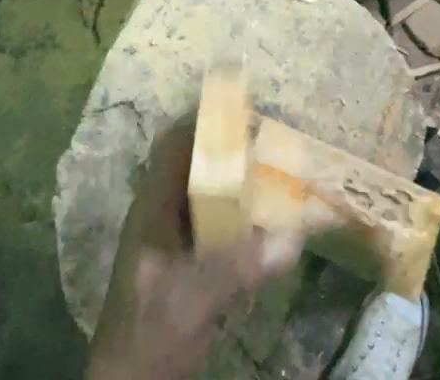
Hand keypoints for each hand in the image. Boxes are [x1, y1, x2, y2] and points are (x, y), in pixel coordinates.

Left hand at [85, 119, 305, 379]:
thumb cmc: (149, 330)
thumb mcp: (190, 297)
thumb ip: (235, 266)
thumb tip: (290, 238)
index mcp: (152, 207)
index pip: (174, 144)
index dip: (204, 121)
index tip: (245, 108)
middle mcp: (161, 215)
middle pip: (194, 166)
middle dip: (231, 151)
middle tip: (275, 141)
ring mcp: (173, 242)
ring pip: (207, 196)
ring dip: (238, 184)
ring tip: (280, 174)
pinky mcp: (187, 267)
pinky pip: (217, 228)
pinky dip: (242, 219)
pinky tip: (270, 226)